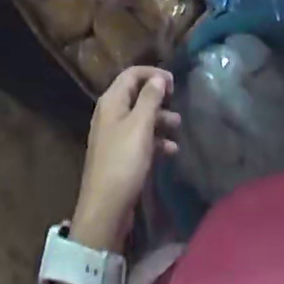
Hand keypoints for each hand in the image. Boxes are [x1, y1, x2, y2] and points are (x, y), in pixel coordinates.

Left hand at [70, 66, 179, 252]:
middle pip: (136, 95)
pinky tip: (171, 150)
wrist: (105, 209)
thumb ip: (150, 98)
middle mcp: (110, 114)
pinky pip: (140, 138)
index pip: (132, 74)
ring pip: (140, 118)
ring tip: (178, 127)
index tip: (173, 83)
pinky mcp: (120, 155)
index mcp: (111, 101)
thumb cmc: (124, 161)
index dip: (153, 73)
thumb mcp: (140, 125)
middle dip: (158, 98)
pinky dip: (155, 140)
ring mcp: (114, 135)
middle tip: (177, 103)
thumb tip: (158, 78)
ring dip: (160, 119)